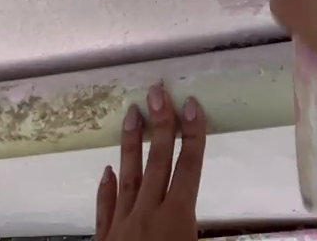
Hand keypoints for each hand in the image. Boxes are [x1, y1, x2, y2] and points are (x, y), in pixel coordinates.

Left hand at [95, 84, 206, 240]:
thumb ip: (199, 227)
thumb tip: (213, 215)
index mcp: (176, 219)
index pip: (188, 168)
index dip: (193, 135)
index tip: (192, 105)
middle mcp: (148, 214)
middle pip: (157, 162)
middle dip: (160, 124)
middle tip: (157, 92)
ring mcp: (122, 225)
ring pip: (129, 177)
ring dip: (131, 144)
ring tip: (131, 113)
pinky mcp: (104, 240)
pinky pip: (105, 209)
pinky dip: (106, 190)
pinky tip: (107, 172)